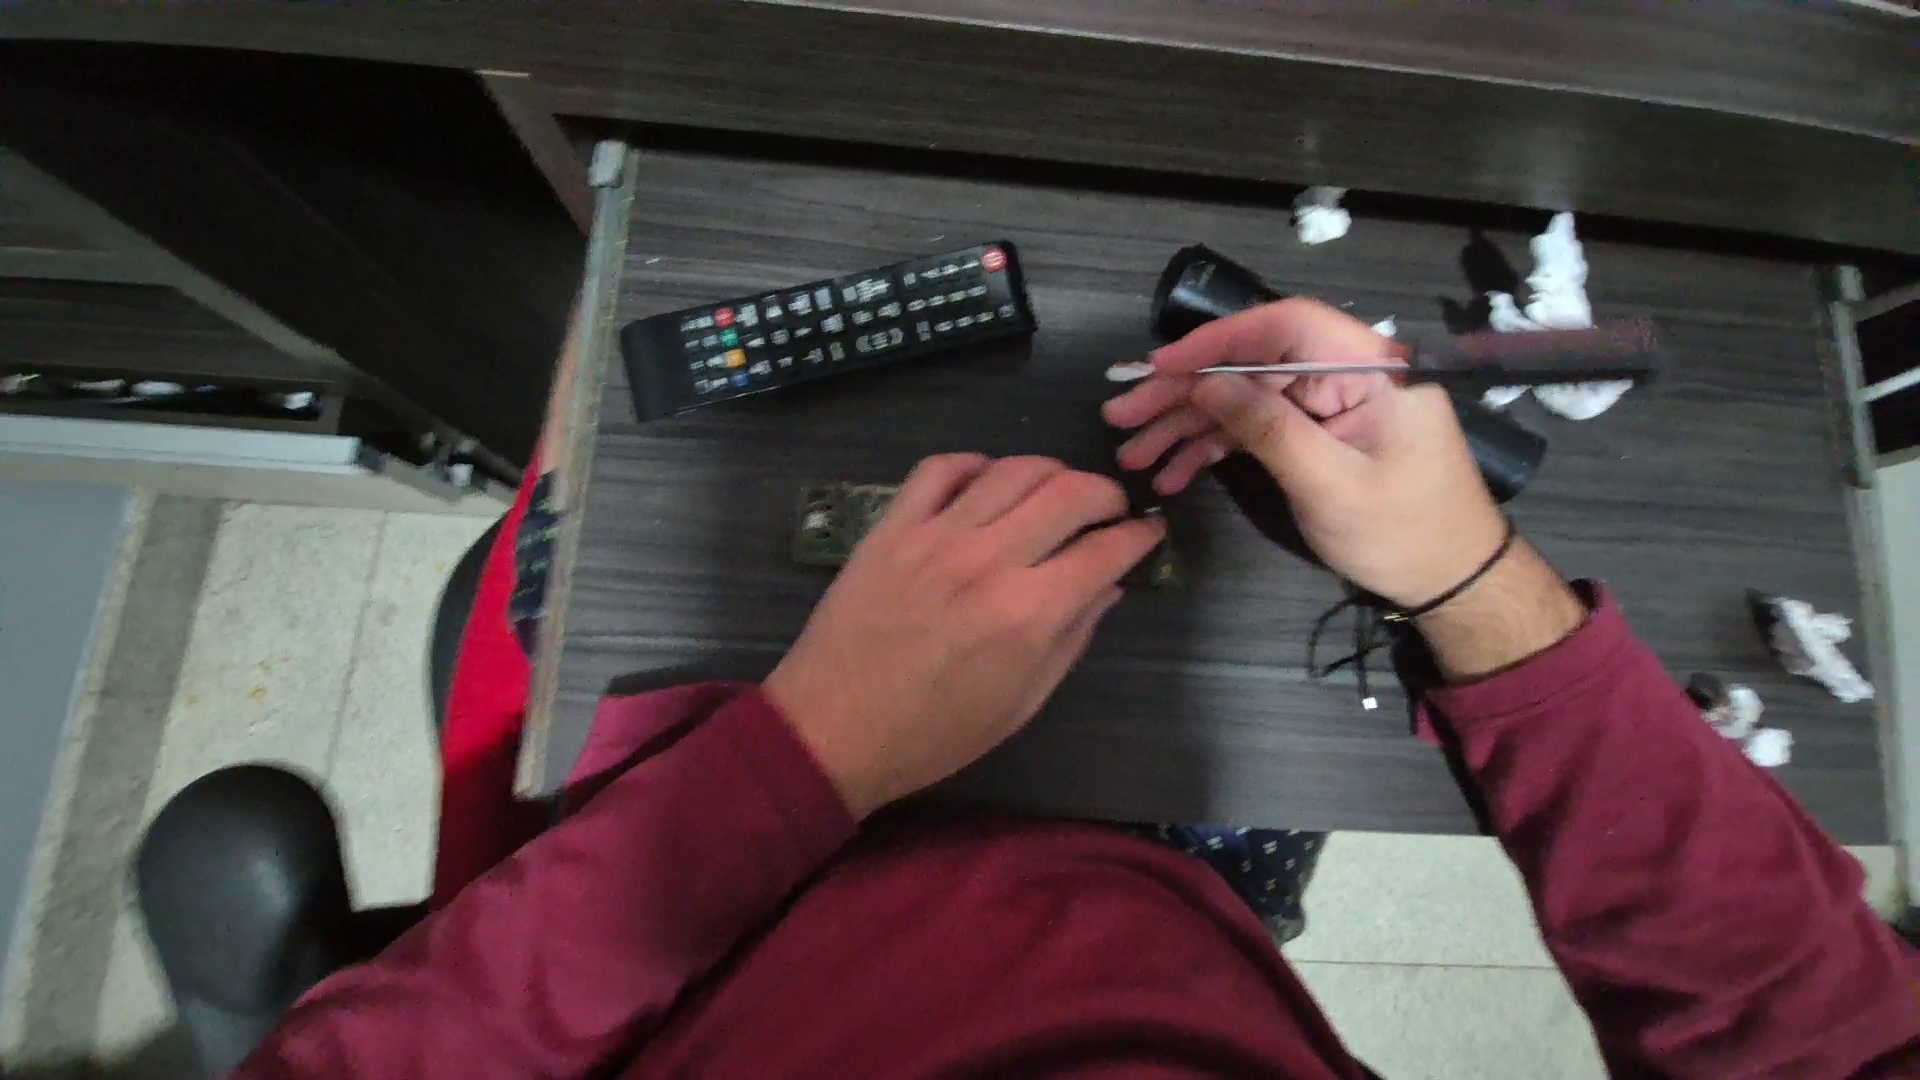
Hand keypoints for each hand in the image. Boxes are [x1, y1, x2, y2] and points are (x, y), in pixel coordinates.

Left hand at [763, 454, 1164, 818]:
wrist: (832, 729)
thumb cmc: (934, 734)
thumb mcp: (1021, 704)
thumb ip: (1072, 639)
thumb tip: (1110, 585)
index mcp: (1030, 613)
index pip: (1107, 550)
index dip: (1140, 535)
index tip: (1149, 532)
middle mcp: (989, 560)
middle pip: (1069, 492)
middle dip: (1107, 493)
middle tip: (1109, 510)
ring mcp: (935, 536)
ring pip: (1011, 469)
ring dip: (1050, 472)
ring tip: (1055, 493)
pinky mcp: (891, 527)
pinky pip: (939, 469)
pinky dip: (973, 464)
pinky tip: (986, 482)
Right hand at [1103, 297, 1508, 609]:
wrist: (1448, 577)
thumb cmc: (1402, 531)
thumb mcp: (1330, 482)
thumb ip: (1267, 427)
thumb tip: (1205, 385)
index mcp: (1367, 368)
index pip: (1285, 326)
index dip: (1216, 340)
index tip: (1160, 366)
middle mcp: (1342, 375)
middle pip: (1248, 366)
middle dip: (1181, 393)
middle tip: (1121, 418)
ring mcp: (1322, 405)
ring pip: (1239, 401)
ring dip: (1183, 428)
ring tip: (1132, 456)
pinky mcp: (1309, 434)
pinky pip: (1250, 431)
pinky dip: (1209, 451)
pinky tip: (1172, 476)